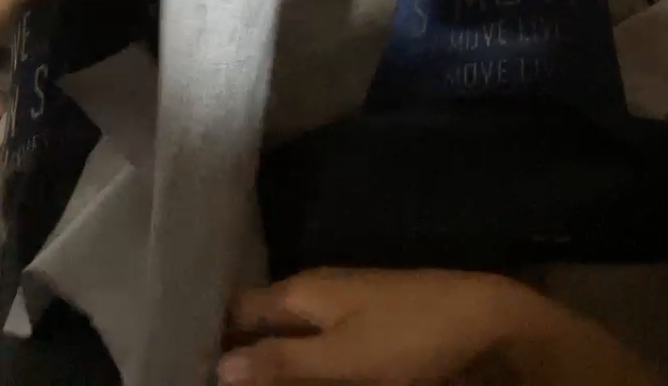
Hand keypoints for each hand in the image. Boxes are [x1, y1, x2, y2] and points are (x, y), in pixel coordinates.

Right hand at [219, 269, 662, 385]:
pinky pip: (314, 341)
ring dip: (266, 358)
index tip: (185, 361)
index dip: (210, 336)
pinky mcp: (364, 323)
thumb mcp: (344, 359)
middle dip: (234, 350)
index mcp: (300, 291)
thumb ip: (282, 362)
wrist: (481, 318)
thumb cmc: (409, 336)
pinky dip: (296, 359)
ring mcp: (341, 304)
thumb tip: (216, 368)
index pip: (237, 311)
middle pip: (258, 320)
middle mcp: (313, 291)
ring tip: (244, 379)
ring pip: (286, 331)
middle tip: (209, 376)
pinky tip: (294, 375)